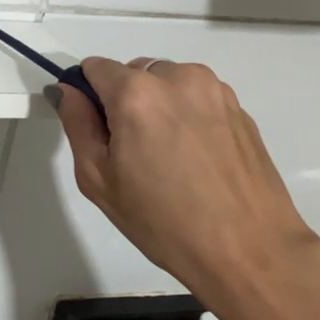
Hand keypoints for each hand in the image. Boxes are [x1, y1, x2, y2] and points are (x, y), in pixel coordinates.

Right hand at [52, 57, 317, 297]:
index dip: (88, 95)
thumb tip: (69, 91)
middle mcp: (177, 78)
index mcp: (136, 92)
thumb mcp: (98, 179)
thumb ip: (77, 124)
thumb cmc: (164, 221)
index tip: (96, 130)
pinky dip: (188, 116)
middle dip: (125, 100)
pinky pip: (198, 99)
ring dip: (159, 106)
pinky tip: (196, 160)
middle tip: (133, 151)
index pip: (95, 68)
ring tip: (169, 157)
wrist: (250, 252)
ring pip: (168, 83)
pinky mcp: (240, 108)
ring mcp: (215, 91)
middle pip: (134, 73)